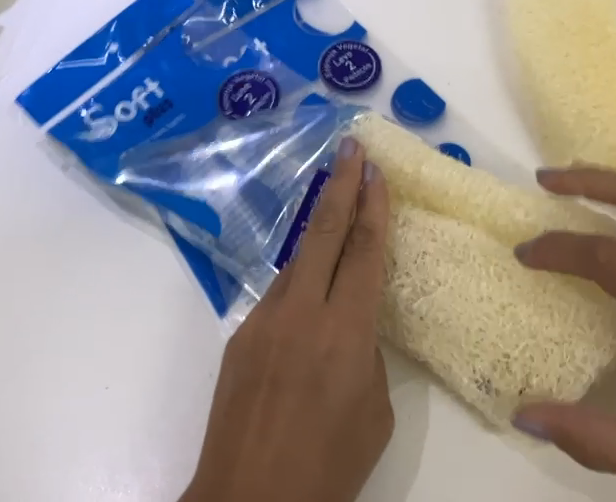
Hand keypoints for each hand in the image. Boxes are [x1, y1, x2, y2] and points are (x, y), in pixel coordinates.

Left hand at [179, 137, 393, 501]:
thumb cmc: (328, 467)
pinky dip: (298, 285)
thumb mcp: (373, 414)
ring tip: (333, 204)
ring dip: (317, 233)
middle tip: (350, 147)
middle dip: (339, 185)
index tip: (376, 171)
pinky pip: (276, 297)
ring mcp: (262, 320)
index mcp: (344, 333)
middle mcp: (300, 312)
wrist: (248, 500)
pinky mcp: (239, 335)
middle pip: (324, 233)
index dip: (372, 208)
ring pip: (296, 263)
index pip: (363, 253)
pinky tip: (307, 298)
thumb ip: (367, 355)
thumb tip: (352, 324)